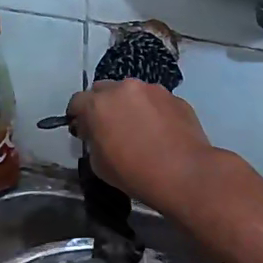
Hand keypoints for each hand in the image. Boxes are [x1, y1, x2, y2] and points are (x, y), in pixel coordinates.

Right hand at [65, 80, 222, 213]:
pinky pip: (156, 101)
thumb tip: (97, 133)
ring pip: (133, 92)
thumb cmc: (134, 173)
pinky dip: (153, 111)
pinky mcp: (175, 98)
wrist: (185, 173)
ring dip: (130, 105)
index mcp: (99, 104)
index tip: (83, 129)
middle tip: (110, 127)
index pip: (77, 101)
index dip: (78, 115)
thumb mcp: (98, 164)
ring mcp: (153, 90)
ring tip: (139, 129)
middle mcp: (124, 88)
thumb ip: (93, 140)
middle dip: (103, 105)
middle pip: (104, 90)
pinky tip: (161, 132)